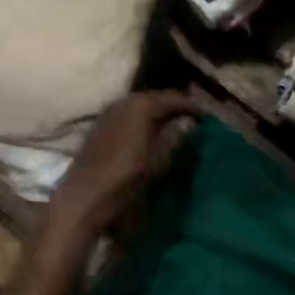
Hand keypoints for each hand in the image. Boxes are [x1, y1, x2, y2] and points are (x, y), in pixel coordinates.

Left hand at [49, 91, 200, 238]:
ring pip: (140, 107)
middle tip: (194, 120)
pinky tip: (151, 134)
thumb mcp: (158, 159)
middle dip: (175, 108)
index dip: (193, 107)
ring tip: (176, 127)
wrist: (85, 196)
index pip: (173, 98)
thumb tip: (189, 122)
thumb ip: (175, 137)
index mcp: (140, 105)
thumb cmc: (125, 177)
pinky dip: (143, 122)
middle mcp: (123, 102)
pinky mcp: (99, 127)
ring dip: (158, 115)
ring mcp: (108, 113)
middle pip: (155, 99)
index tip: (209, 117)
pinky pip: (129, 117)